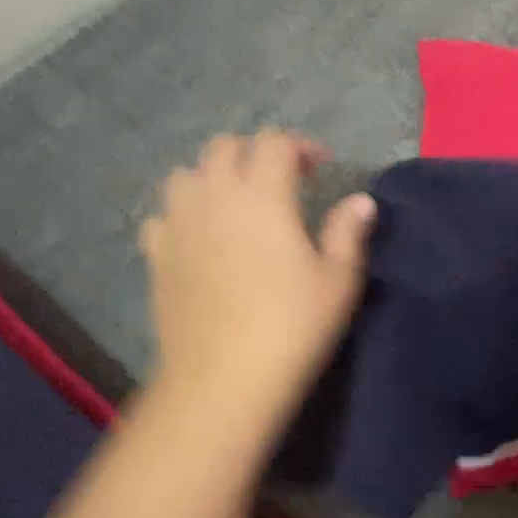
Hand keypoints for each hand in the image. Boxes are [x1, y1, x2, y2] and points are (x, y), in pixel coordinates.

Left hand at [138, 130, 375, 413]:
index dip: (299, 146)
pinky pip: (165, 213)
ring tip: (242, 204)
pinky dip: (186, 212)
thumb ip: (347, 232)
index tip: (322, 166)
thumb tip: (360, 201)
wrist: (226, 374)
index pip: (273, 143)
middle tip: (286, 180)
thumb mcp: (339, 280)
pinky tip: (206, 236)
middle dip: (256, 153)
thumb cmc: (295, 324)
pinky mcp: (156, 253)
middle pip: (224, 147)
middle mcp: (214, 197)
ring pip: (187, 174)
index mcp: (263, 198)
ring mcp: (178, 224)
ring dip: (216, 177)